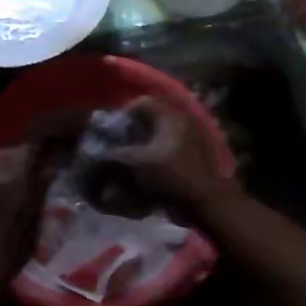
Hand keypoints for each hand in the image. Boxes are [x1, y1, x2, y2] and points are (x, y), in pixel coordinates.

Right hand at [102, 97, 236, 210]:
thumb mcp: (135, 164)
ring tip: (134, 158)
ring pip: (163, 131)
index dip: (123, 115)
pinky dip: (160, 151)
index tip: (112, 132)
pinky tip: (152, 167)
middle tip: (121, 144)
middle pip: (153, 116)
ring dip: (147, 141)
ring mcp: (195, 135)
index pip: (141, 103)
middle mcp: (184, 118)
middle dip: (135, 129)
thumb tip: (98, 154)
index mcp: (170, 115)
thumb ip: (113, 155)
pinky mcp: (200, 152)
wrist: (207, 203)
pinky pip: (173, 144)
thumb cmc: (170, 177)